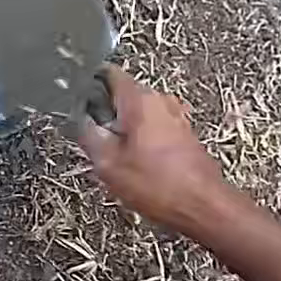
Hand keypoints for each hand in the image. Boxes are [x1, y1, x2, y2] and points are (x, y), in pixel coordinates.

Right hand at [76, 67, 232, 233]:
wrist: (202, 206)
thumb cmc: (159, 185)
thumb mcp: (106, 162)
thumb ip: (87, 134)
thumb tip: (79, 119)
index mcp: (139, 99)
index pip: (107, 74)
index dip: (88, 87)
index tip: (78, 106)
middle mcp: (161, 101)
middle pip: (121, 98)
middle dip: (106, 119)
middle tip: (98, 148)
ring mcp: (176, 117)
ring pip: (137, 117)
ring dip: (123, 135)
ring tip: (119, 164)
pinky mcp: (184, 135)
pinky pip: (153, 131)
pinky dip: (141, 145)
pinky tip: (139, 170)